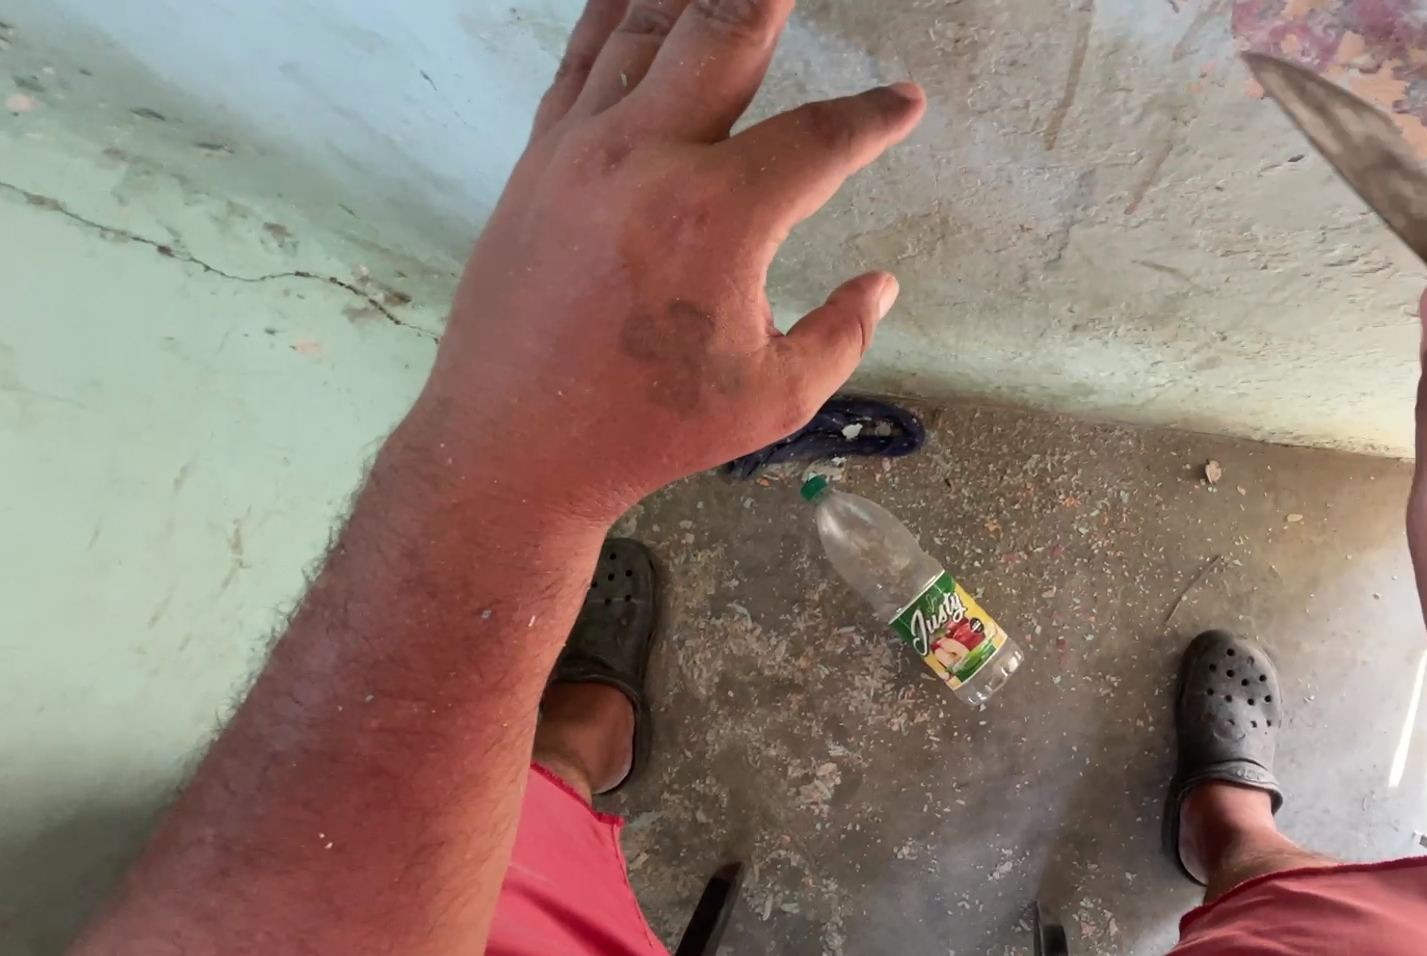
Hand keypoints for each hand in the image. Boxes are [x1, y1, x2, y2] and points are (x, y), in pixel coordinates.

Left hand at [402, 0, 924, 523]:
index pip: (819, 142)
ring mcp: (581, 149)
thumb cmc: (656, 428)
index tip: (906, 102)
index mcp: (719, 220)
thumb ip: (845, 334)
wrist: (521, 442)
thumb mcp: (777, 398)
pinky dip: (616, 10)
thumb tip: (882, 285)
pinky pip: (582, 56)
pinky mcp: (540, 159)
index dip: (874, 117)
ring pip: (644, 25)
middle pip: (723, 32)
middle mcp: (647, 159)